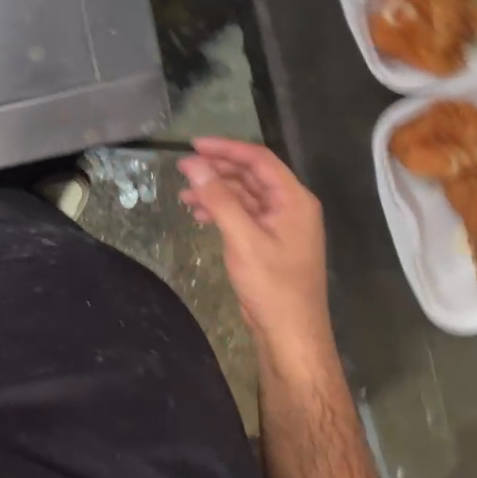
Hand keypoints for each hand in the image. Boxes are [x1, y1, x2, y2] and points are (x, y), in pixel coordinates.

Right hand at [178, 139, 333, 362]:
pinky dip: (221, 209)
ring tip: (184, 195)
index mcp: (293, 199)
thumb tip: (192, 164)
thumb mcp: (242, 237)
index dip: (226, 148)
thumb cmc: (272, 283)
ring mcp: (280, 225)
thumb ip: (217, 197)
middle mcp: (290, 206)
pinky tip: (199, 214)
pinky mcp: (268, 241)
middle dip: (217, 169)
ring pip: (244, 195)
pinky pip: (243, 214)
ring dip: (215, 191)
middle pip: (251, 175)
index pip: (258, 160)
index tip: (193, 146)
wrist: (290, 331)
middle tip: (182, 168)